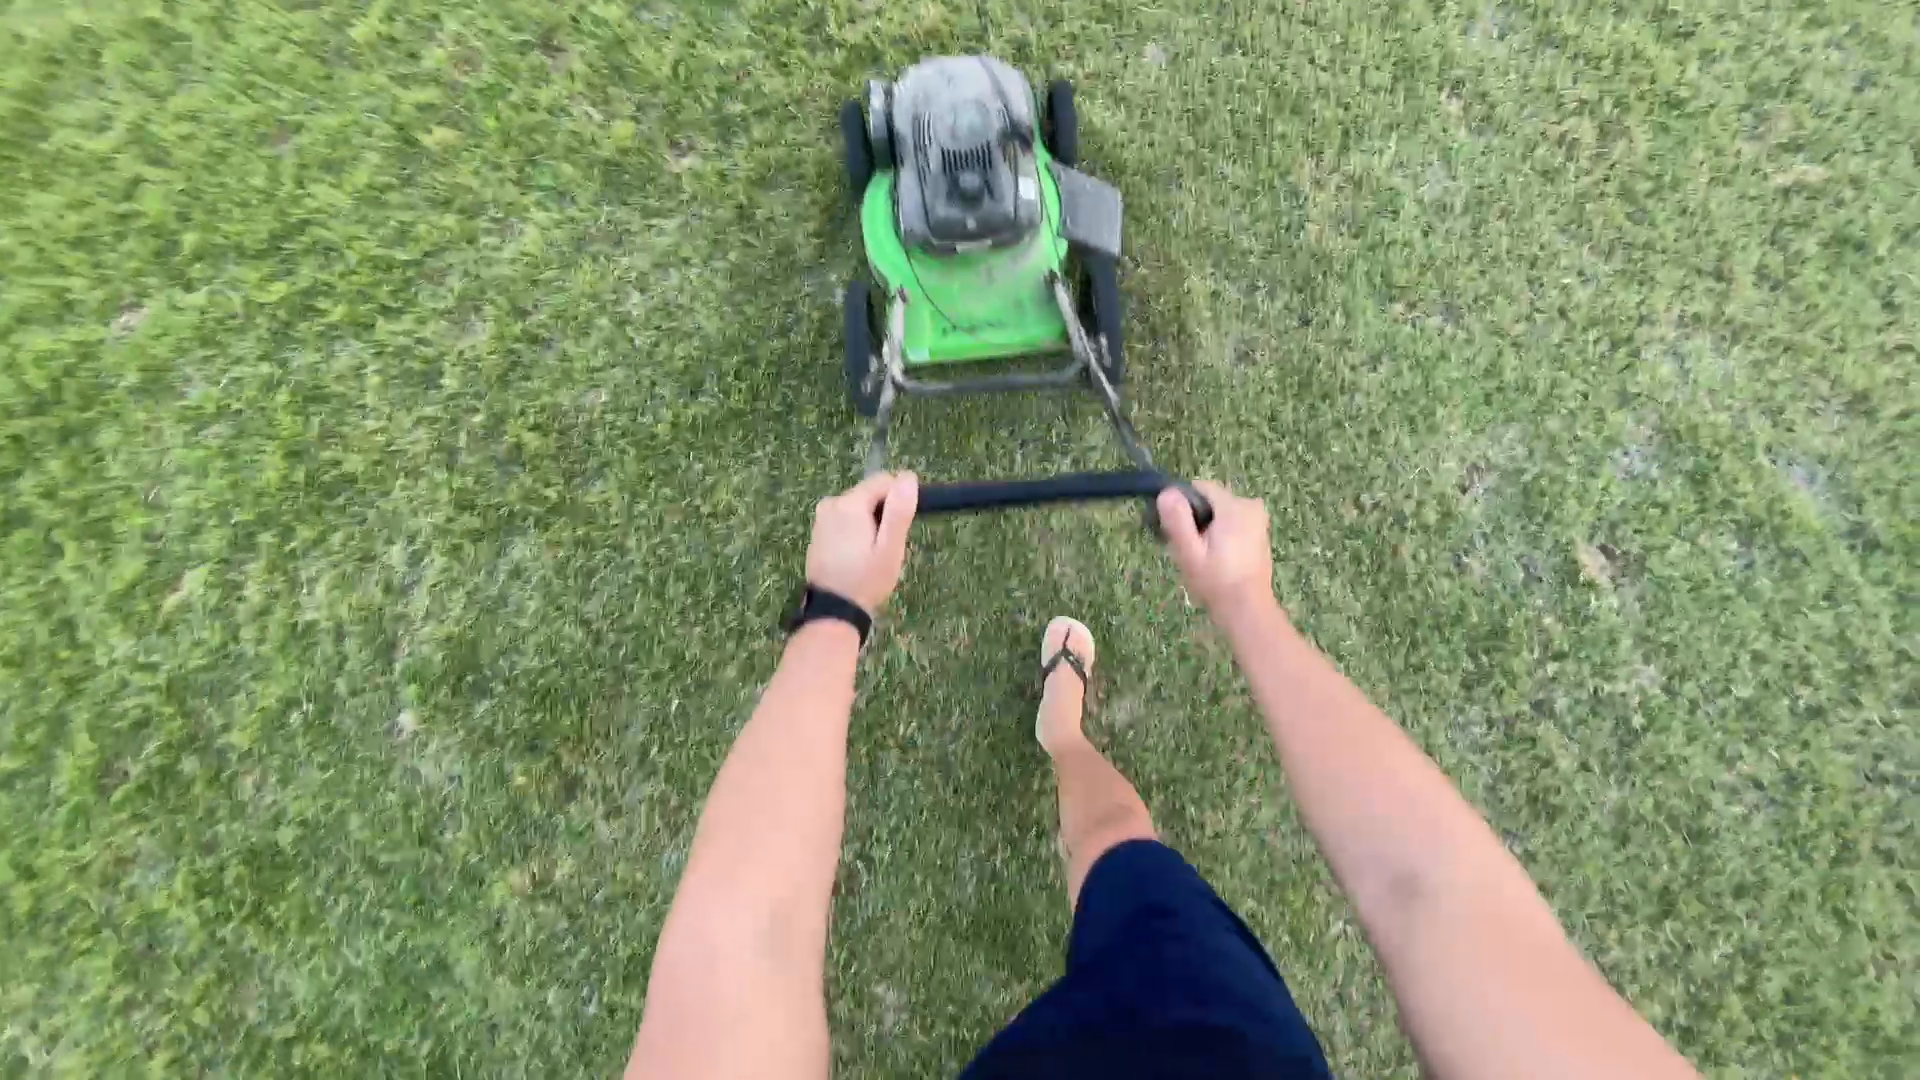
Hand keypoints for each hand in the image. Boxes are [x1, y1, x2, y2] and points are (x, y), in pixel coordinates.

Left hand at [805, 472, 918, 613]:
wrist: (834, 610)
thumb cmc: (866, 579)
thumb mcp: (890, 548)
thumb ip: (899, 511)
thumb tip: (908, 476)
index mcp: (849, 503)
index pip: (884, 481)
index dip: (899, 501)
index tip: (900, 529)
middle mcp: (831, 503)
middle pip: (870, 494)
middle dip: (884, 514)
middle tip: (887, 547)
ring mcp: (821, 518)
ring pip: (858, 507)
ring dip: (871, 524)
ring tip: (873, 554)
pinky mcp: (818, 532)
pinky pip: (845, 520)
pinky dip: (856, 532)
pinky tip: (858, 556)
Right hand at [1157, 480, 1275, 620]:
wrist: (1247, 609)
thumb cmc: (1215, 582)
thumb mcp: (1189, 552)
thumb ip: (1177, 520)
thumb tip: (1166, 492)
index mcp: (1234, 506)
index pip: (1199, 487)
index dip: (1182, 505)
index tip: (1176, 530)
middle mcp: (1250, 505)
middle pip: (1209, 500)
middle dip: (1194, 518)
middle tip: (1187, 547)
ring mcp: (1258, 519)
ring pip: (1219, 511)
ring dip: (1206, 527)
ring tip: (1200, 555)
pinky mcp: (1259, 531)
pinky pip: (1231, 521)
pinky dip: (1220, 533)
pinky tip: (1215, 557)